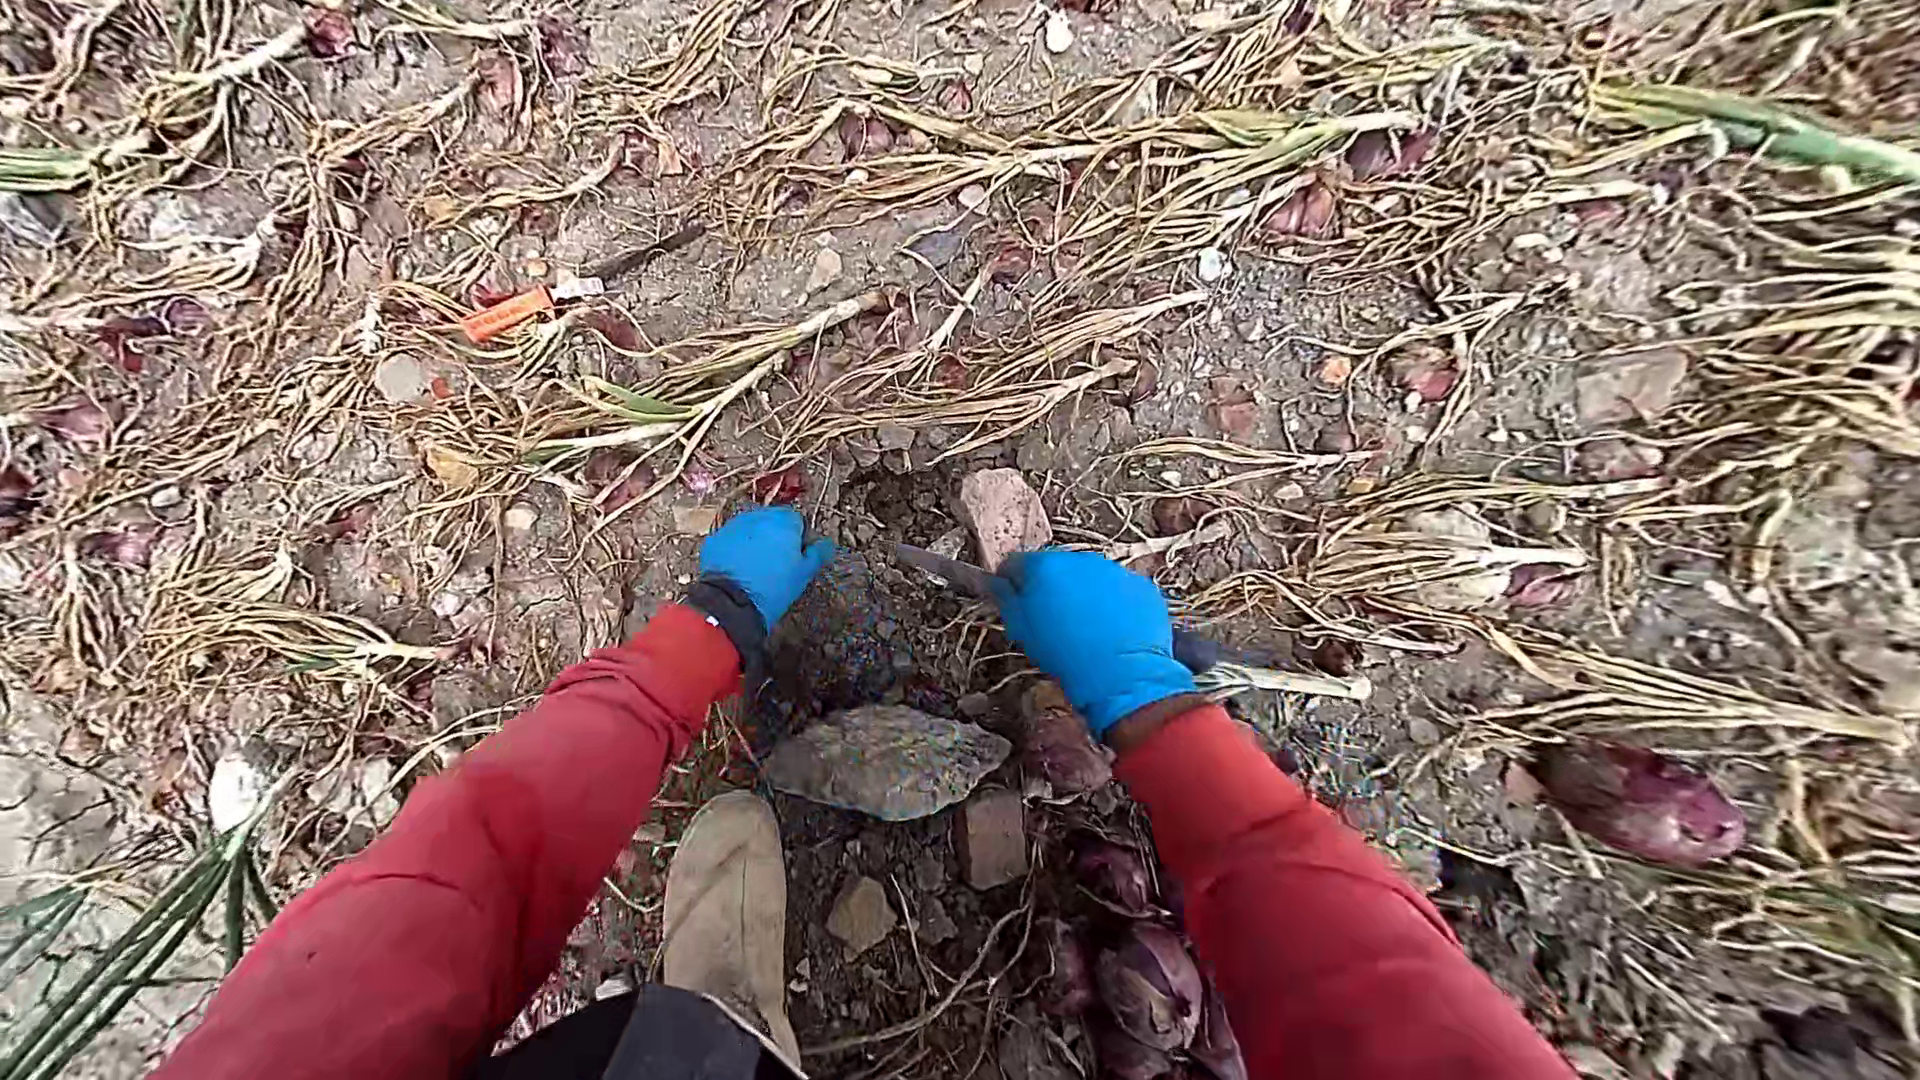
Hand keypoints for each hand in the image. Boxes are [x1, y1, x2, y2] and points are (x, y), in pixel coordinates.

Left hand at [698, 507, 835, 627]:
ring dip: (758, 541)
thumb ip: (817, 553)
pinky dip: (738, 549)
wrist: (731, 604)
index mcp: (784, 521)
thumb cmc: (774, 587)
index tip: (799, 558)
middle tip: (780, 563)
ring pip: (752, 529)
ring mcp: (733, 526)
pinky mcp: (715, 539)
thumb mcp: (804, 573)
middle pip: (774, 521)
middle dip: (778, 537)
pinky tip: (741, 569)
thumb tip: (825, 543)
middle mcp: (758, 517)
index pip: (799, 521)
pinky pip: (733, 540)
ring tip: (759, 567)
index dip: (801, 539)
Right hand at [989, 550, 1195, 734]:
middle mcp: (1080, 560)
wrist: (1123, 678)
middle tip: (1051, 621)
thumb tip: (994, 582)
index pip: (1016, 563)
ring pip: (1088, 576)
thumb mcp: (1022, 630)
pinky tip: (1110, 630)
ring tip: (1083, 629)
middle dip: (1050, 588)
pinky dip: (1113, 603)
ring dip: (1082, 594)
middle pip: (1054, 567)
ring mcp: (1114, 571)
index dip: (1013, 585)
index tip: (1016, 603)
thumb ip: (1004, 598)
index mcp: (1044, 566)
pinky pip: (1119, 588)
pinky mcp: (1140, 586)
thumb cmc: (1068, 657)